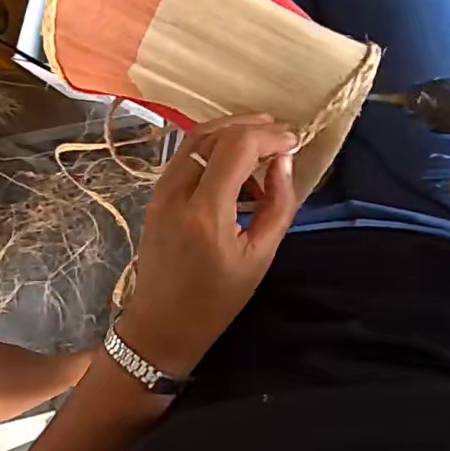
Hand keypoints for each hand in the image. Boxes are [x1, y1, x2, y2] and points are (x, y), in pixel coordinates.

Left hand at [116, 114, 303, 375]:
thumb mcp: (260, 256)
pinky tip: (237, 165)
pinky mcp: (156, 195)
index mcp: (206, 213)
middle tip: (281, 134)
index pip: (237, 148)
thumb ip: (278, 205)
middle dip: (252, 126)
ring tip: (263, 143)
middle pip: (214, 134)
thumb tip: (284, 162)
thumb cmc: (217, 300)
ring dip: (231, 131)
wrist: (162, 324)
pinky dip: (213, 148)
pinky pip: (185, 155)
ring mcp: (161, 192)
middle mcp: (177, 193)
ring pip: (195, 138)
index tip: (293, 142)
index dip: (269, 136)